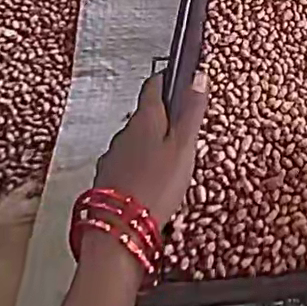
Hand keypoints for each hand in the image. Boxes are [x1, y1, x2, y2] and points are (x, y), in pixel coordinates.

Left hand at [90, 72, 209, 223]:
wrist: (120, 230)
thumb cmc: (158, 184)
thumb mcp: (184, 146)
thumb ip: (192, 110)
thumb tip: (198, 76)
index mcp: (145, 118)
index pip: (154, 85)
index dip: (169, 78)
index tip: (181, 79)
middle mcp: (124, 131)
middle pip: (146, 114)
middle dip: (165, 116)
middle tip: (186, 129)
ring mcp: (113, 155)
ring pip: (137, 139)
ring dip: (153, 142)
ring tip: (172, 158)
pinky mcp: (107, 179)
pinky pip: (129, 161)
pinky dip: (141, 163)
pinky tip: (153, 179)